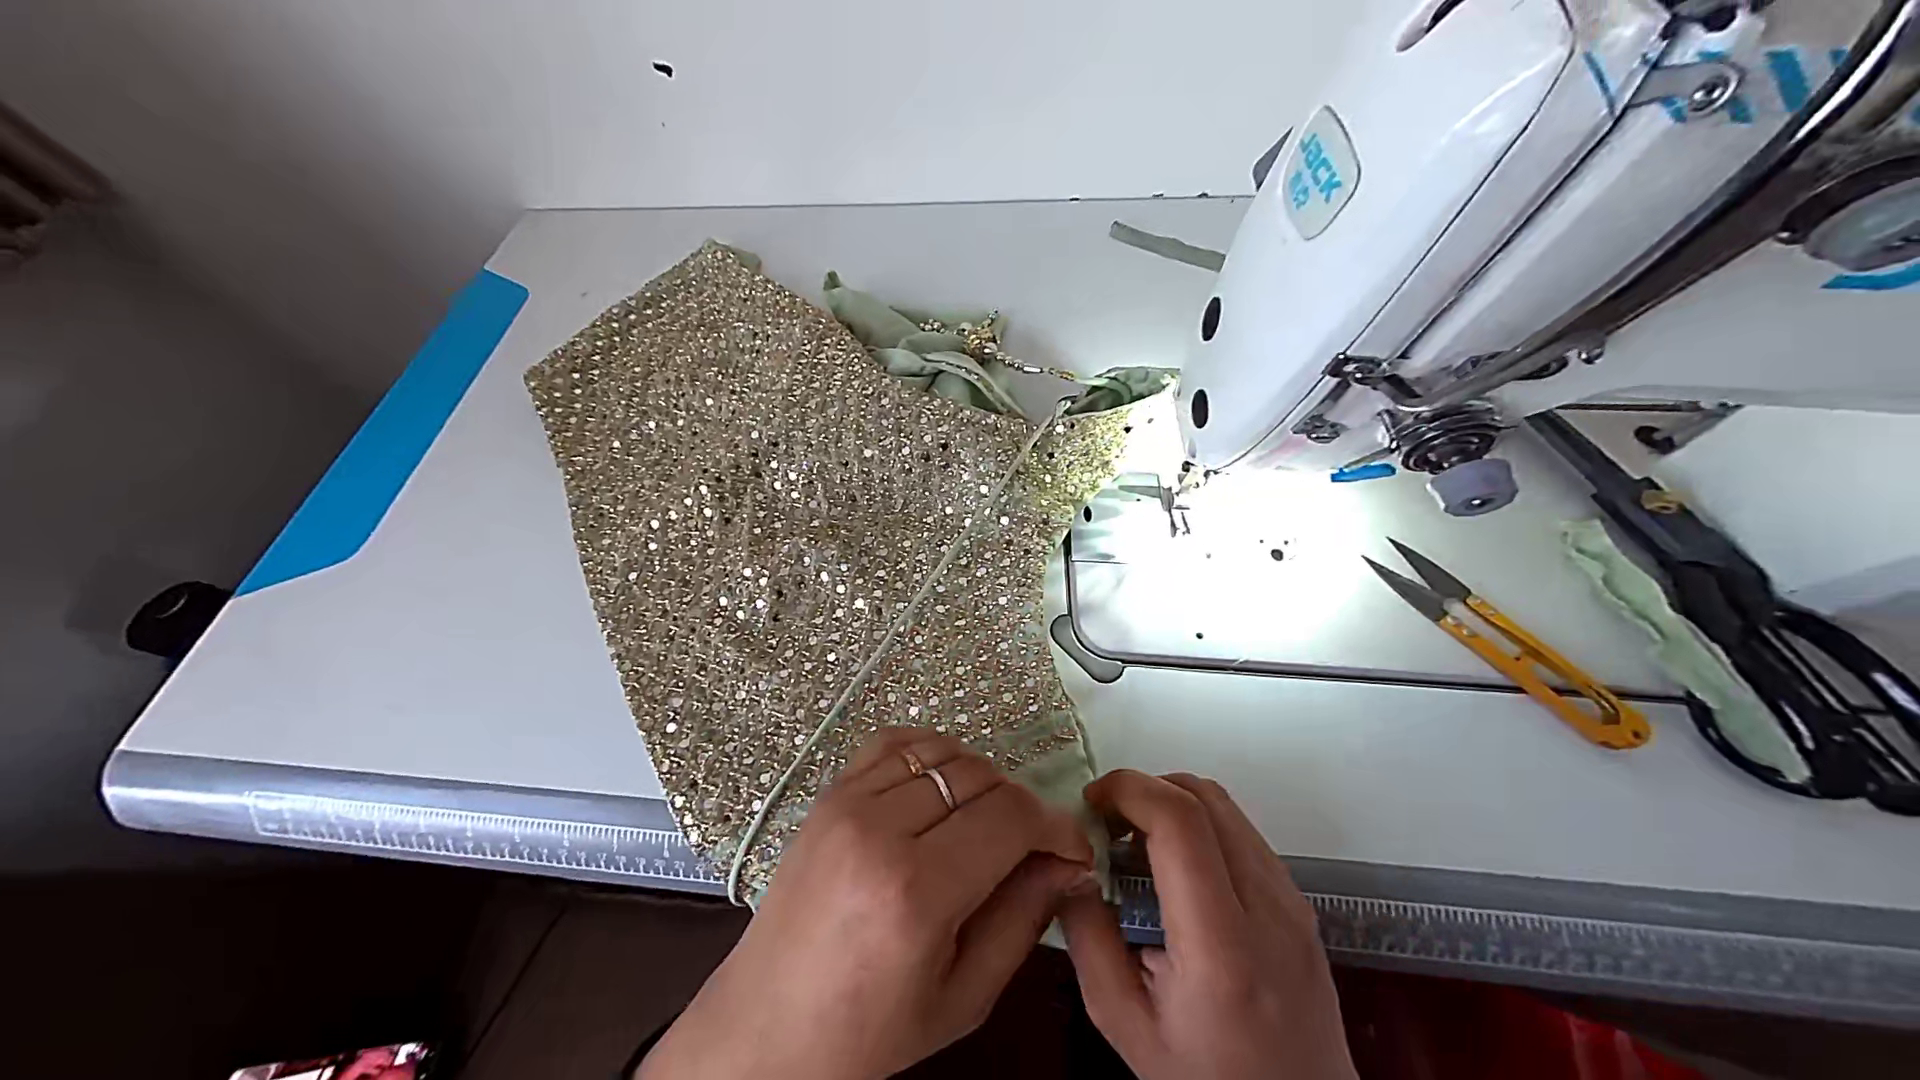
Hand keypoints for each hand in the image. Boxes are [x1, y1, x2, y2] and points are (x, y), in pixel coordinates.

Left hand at [639, 728, 1095, 1079]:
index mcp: (915, 890)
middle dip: (1021, 806)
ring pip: (942, 751)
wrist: (767, 1026)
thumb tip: (1071, 861)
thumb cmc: (870, 1031)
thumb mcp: (964, 995)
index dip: (1055, 825)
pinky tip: (940, 788)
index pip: (1011, 817)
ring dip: (979, 778)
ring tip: (981, 822)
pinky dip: (931, 752)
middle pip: (982, 777)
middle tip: (1027, 848)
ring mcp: (846, 801)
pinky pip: (894, 742)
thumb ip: (1025, 917)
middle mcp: (878, 829)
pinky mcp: (827, 792)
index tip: (1070, 849)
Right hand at [1061, 771, 1356, 1079]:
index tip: (1091, 802)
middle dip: (1142, 787)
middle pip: (1203, 797)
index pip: (1180, 822)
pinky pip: (1240, 829)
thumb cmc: (1205, 1078)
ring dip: (1169, 800)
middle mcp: (1269, 908)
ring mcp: (1291, 899)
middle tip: (1105, 818)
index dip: (1129, 790)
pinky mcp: (1297, 898)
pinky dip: (1196, 820)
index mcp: (1223, 946)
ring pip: (1224, 804)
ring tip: (1132, 836)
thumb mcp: (1123, 1021)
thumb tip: (1071, 862)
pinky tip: (1169, 859)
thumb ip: (1087, 936)